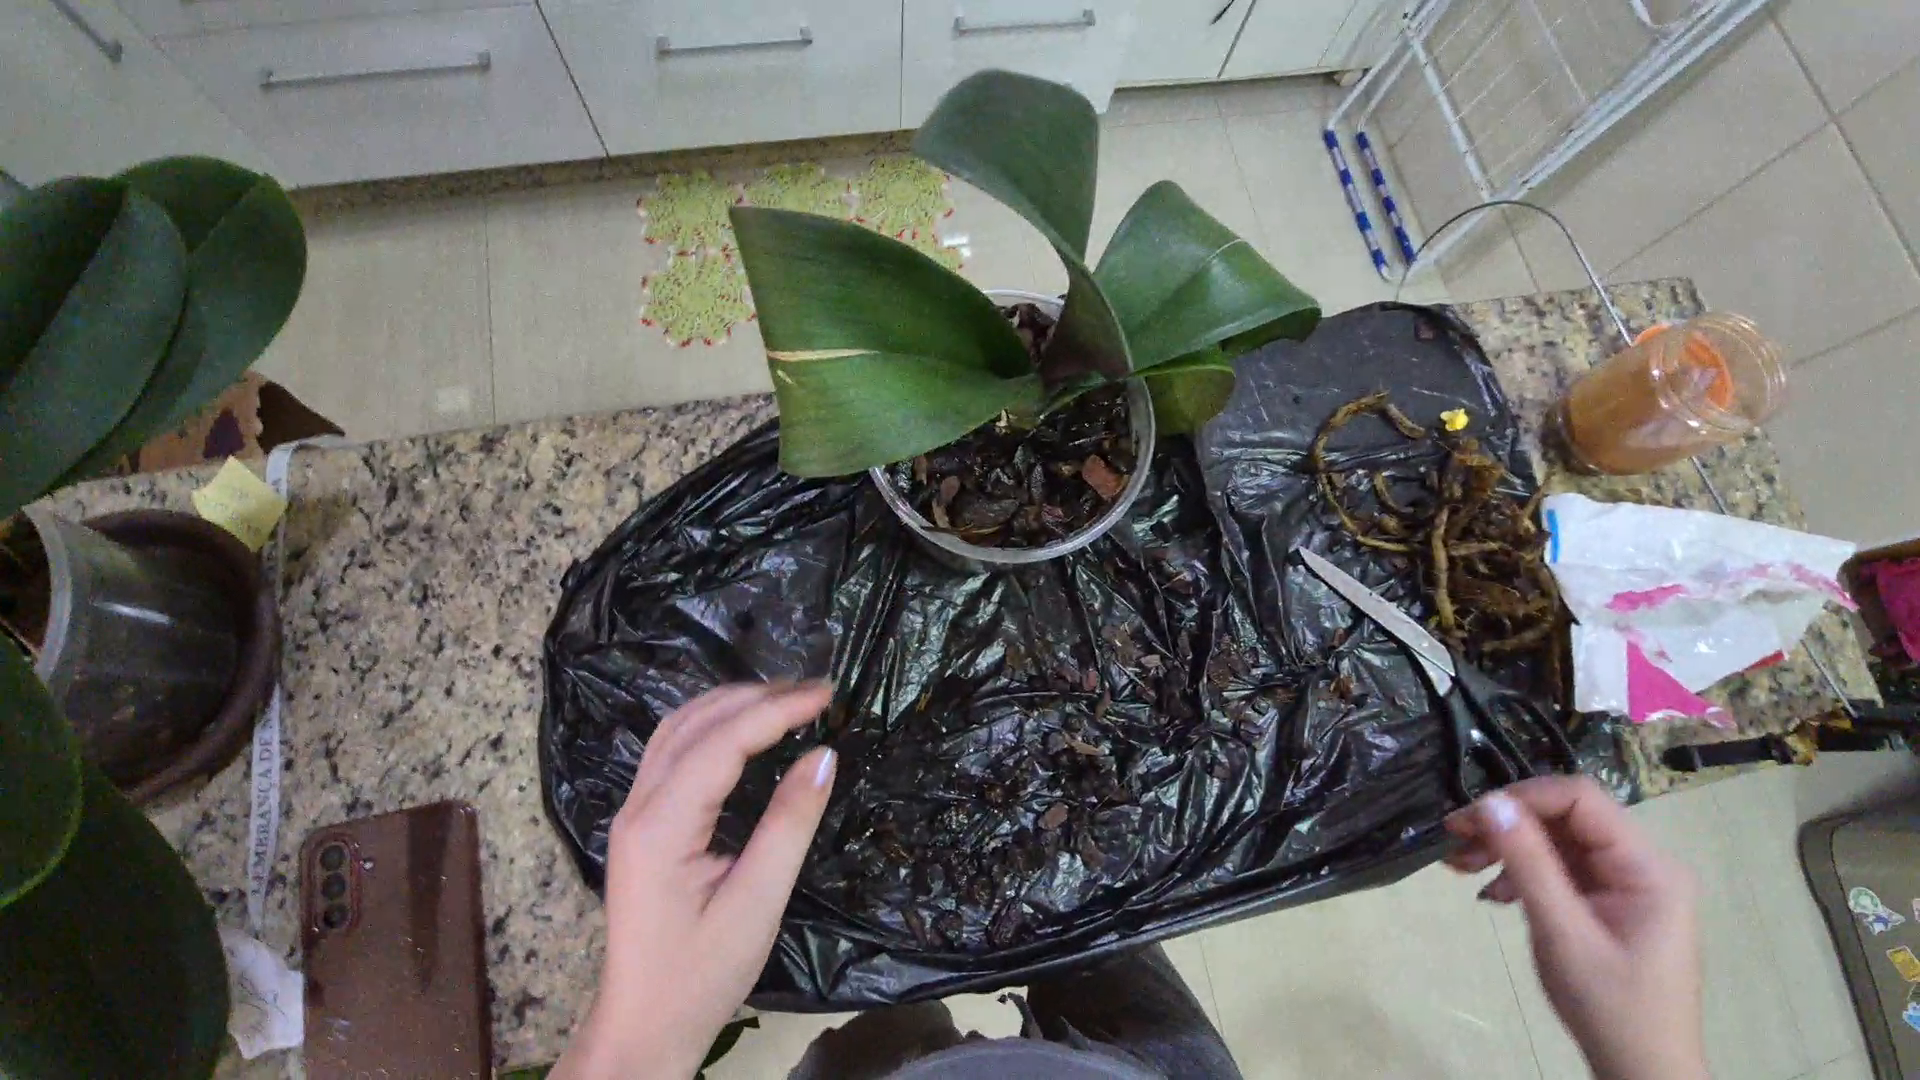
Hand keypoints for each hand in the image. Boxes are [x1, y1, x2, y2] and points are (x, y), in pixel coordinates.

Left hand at [553, 682, 836, 1079]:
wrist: (642, 1027)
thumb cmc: (702, 975)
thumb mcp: (758, 903)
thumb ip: (790, 823)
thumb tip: (825, 754)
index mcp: (662, 826)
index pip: (723, 742)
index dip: (777, 710)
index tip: (827, 696)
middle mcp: (639, 806)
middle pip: (697, 723)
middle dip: (759, 697)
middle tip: (817, 691)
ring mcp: (634, 810)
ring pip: (680, 728)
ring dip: (734, 702)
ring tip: (788, 697)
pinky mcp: (642, 820)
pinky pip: (675, 748)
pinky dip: (715, 722)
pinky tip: (744, 724)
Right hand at [1443, 776, 1706, 1079]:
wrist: (1642, 1071)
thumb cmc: (1611, 1005)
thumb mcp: (1563, 932)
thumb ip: (1528, 863)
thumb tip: (1489, 802)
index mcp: (1647, 868)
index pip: (1580, 800)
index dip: (1523, 798)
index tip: (1473, 818)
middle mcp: (1639, 864)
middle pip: (1562, 816)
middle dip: (1505, 822)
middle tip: (1454, 837)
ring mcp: (1621, 882)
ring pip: (1552, 837)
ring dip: (1503, 845)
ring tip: (1459, 865)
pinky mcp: (1602, 898)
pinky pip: (1554, 864)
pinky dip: (1516, 869)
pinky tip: (1491, 893)